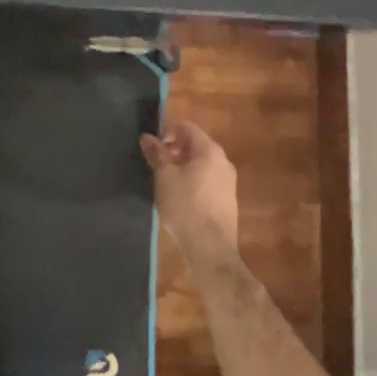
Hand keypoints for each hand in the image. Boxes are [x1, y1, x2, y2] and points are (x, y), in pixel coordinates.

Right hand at [140, 121, 239, 269]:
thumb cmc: (185, 206)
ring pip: (202, 163)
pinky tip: (180, 196)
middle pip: (196, 144)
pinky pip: (208, 178)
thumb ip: (156, 154)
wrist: (210, 248)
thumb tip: (147, 137)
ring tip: (165, 180)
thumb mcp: (164, 177)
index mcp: (209, 151)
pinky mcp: (228, 198)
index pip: (187, 127)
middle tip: (157, 163)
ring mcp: (228, 181)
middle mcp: (223, 161)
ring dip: (183, 165)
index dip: (167, 131)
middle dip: (174, 149)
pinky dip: (193, 178)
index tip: (152, 147)